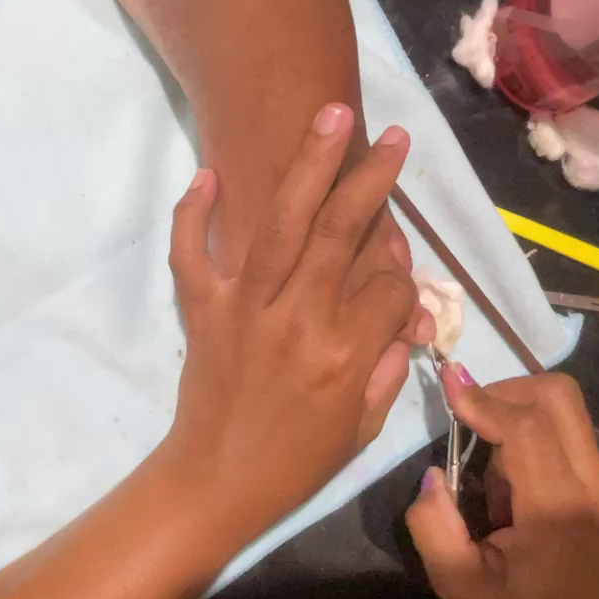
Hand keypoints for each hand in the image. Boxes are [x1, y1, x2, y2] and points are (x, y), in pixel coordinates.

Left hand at [160, 102, 432, 534]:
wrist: (217, 483)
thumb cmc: (296, 464)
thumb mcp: (362, 427)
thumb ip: (386, 366)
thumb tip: (407, 317)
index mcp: (347, 353)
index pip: (388, 284)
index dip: (401, 277)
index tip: (396, 280)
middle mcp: (299, 319)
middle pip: (341, 233)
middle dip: (371, 179)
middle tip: (389, 136)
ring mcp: (245, 310)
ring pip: (280, 226)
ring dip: (307, 167)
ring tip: (329, 116)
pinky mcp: (203, 312)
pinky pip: (192, 256)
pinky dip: (194, 215)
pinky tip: (208, 175)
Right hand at [406, 367, 598, 598]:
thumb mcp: (463, 588)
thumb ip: (434, 528)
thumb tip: (434, 474)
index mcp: (558, 508)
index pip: (526, 427)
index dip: (484, 399)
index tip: (448, 384)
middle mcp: (595, 482)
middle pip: (558, 396)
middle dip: (506, 389)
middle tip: (469, 414)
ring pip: (564, 412)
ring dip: (517, 420)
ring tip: (491, 479)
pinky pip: (568, 437)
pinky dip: (533, 442)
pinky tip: (516, 492)